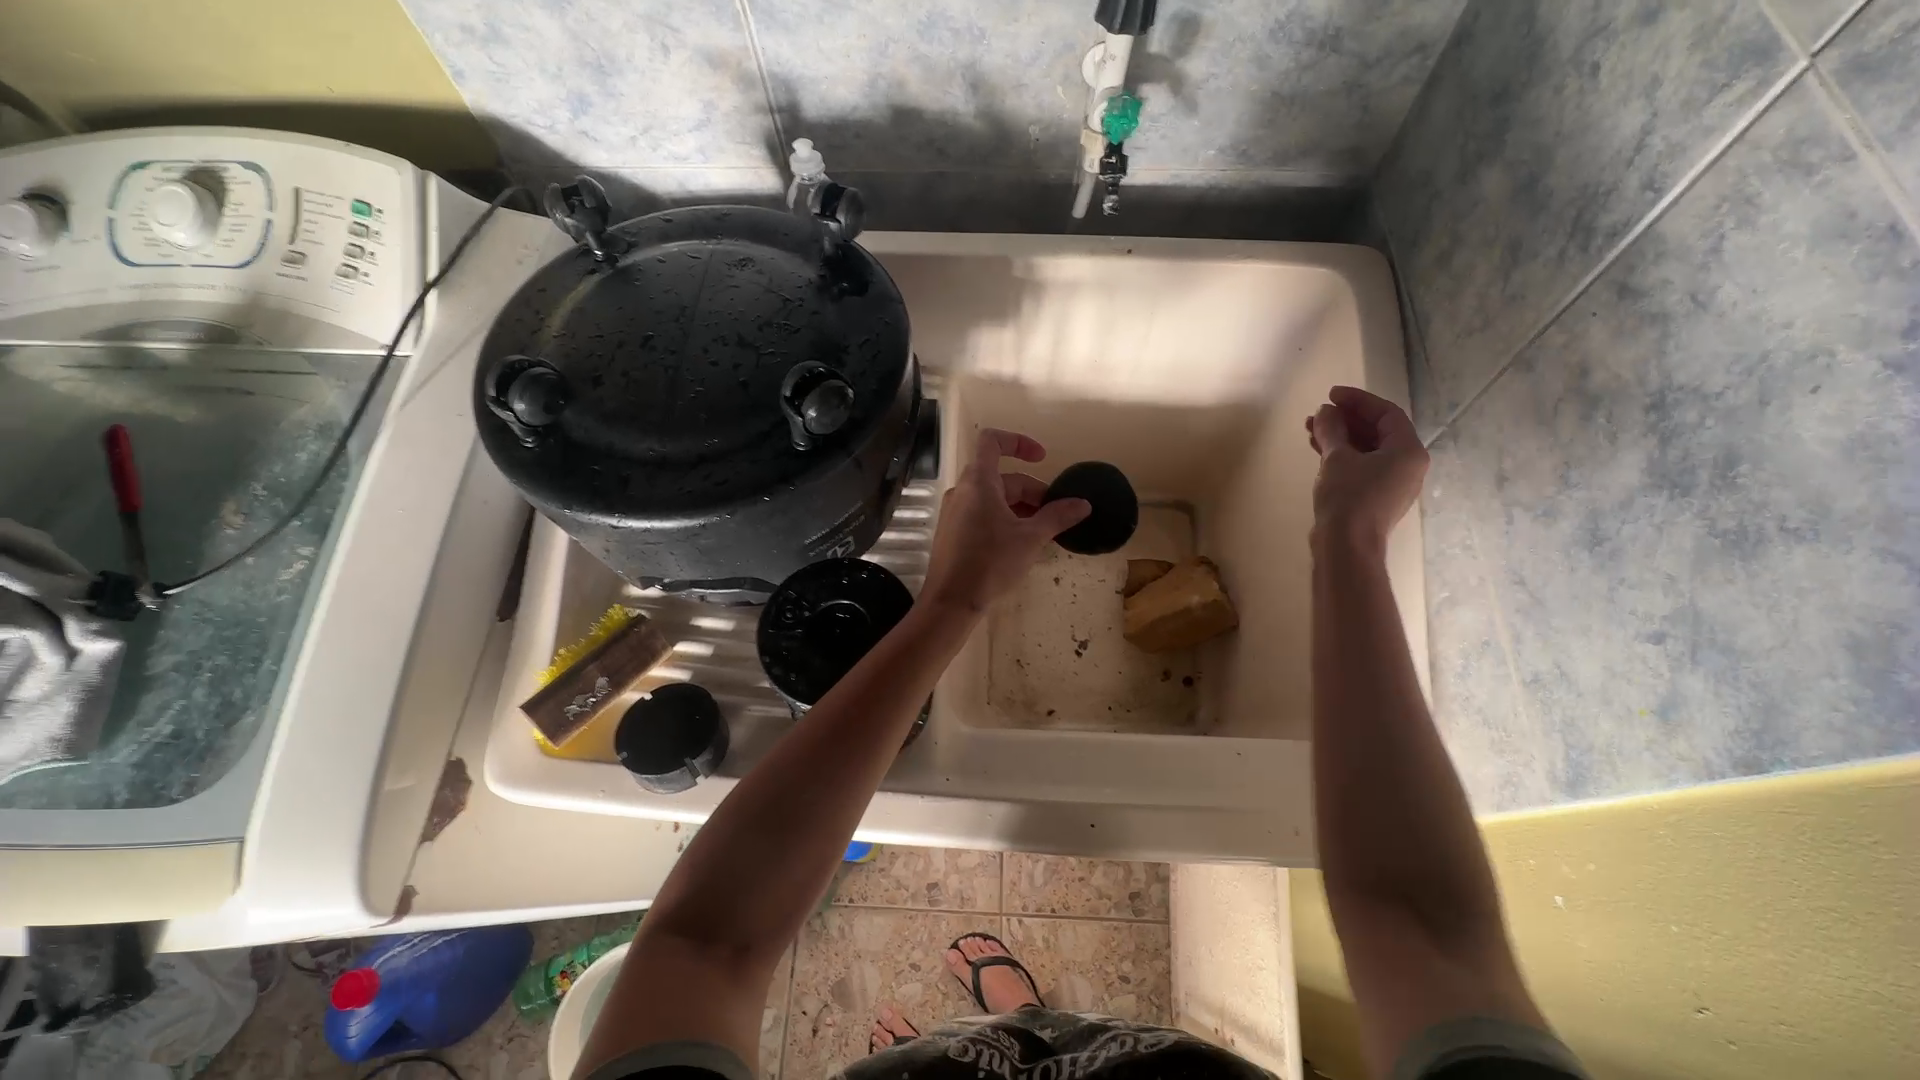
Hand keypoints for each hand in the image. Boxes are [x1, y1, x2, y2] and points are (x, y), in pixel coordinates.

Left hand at [922, 428, 1091, 614]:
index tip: (1043, 458)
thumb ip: (1057, 516)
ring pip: (993, 499)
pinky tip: (1021, 545)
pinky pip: (982, 515)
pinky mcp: (953, 533)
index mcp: (978, 482)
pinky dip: (1005, 521)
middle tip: (1057, 515)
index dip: (1019, 442)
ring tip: (1044, 532)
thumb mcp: (1031, 538)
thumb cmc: (990, 563)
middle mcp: (962, 491)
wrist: (951, 602)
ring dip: (1021, 509)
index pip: (992, 441)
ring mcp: (955, 513)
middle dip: (1032, 492)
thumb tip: (1083, 504)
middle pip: (1001, 477)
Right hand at [1306, 386, 1428, 555]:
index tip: (1331, 395)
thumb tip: (1325, 412)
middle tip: (1319, 412)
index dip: (1358, 400)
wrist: (1347, 547)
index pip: (1386, 414)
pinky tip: (1319, 450)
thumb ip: (1332, 429)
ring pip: (1367, 450)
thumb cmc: (1348, 497)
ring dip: (1340, 437)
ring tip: (1311, 429)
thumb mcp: (1337, 458)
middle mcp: (1407, 465)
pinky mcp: (1376, 497)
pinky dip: (1343, 456)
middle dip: (1346, 419)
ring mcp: (1392, 483)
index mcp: (1408, 451)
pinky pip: (1362, 467)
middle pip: (1378, 431)